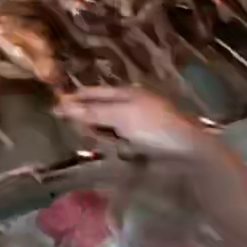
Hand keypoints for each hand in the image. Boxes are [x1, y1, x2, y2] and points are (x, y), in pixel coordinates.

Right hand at [55, 87, 224, 166]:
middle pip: (98, 110)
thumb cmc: (155, 127)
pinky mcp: (144, 144)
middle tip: (82, 131)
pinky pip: (120, 142)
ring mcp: (138, 125)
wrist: (190, 154)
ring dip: (101, 135)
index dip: (74, 99)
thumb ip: (91, 112)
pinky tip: (117, 151)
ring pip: (108, 127)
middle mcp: (130, 105)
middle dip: (88, 120)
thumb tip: (61, 105)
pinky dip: (114, 146)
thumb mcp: (120, 116)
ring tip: (103, 143)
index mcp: (126, 92)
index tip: (55, 109)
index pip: (93, 93)